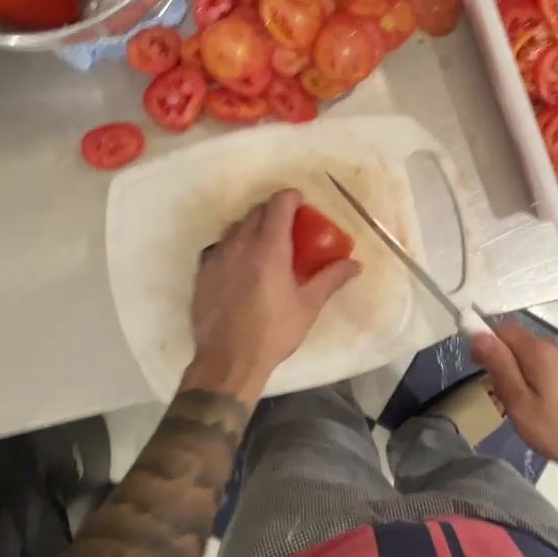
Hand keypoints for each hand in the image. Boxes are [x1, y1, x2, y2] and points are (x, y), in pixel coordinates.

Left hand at [184, 189, 360, 400]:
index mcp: (269, 248)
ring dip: (252, 226)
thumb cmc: (273, 332)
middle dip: (273, 210)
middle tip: (289, 224)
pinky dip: (233, 245)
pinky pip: (219, 247)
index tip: (301, 201)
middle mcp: (240, 245)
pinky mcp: (202, 273)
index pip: (278, 205)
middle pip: (256, 212)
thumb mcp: (308, 306)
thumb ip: (331, 279)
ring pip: (235, 227)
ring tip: (265, 242)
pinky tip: (241, 263)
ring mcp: (217, 257)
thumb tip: (355, 264)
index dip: (290, 197)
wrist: (228, 360)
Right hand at [470, 318, 557, 477]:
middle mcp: (557, 347)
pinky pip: (549, 366)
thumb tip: (479, 334)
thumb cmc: (555, 430)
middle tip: (499, 396)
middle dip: (503, 362)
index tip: (479, 368)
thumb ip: (499, 365)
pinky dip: (537, 378)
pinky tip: (541, 405)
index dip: (486, 342)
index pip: (504, 328)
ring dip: (520, 372)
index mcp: (540, 350)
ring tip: (520, 406)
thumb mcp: (519, 401)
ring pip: (534, 356)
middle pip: (519, 342)